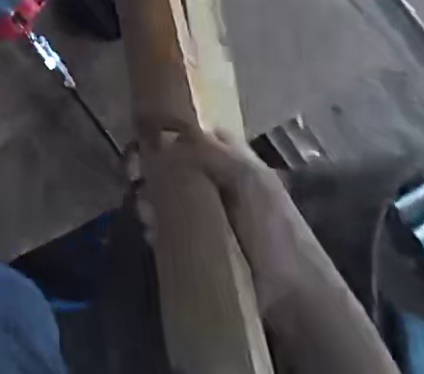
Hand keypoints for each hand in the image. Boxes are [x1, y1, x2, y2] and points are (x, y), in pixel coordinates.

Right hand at [156, 127, 399, 373]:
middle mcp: (209, 177)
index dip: (163, 129)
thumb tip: (164, 130)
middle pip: (167, 159)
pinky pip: (162, 225)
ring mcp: (200, 211)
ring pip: (160, 191)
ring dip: (146, 195)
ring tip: (145, 208)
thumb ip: (210, 150)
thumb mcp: (248, 179)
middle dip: (147, 163)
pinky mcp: (191, 242)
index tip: (141, 136)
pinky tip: (151, 230)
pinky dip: (151, 224)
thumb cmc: (274, 227)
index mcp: (226, 156)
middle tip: (133, 173)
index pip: (188, 131)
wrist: (290, 294)